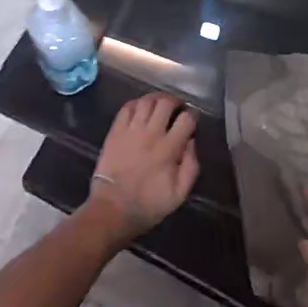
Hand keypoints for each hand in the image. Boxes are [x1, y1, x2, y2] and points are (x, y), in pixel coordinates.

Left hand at [84, 93, 199, 245]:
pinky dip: (135, 103)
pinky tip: (140, 108)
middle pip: (165, 103)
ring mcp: (130, 130)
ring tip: (160, 105)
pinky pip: (125, 108)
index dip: (193, 115)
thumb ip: (191, 165)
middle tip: (177, 108)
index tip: (193, 117)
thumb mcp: (180, 192)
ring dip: (156, 99)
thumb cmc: (149, 203)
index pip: (186, 119)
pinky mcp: (115, 131)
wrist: (114, 206)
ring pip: (145, 101)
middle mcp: (150, 134)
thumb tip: (191, 142)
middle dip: (175, 102)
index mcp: (169, 149)